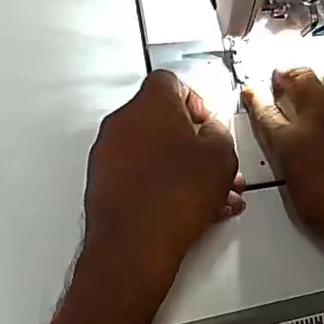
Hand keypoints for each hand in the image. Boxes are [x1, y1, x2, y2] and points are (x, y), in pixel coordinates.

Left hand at [83, 71, 244, 279]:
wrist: (137, 241)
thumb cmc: (171, 197)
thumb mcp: (221, 157)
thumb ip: (220, 133)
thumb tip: (213, 133)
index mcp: (151, 104)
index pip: (171, 81)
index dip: (195, 100)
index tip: (207, 121)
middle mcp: (122, 122)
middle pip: (160, 119)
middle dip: (190, 140)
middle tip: (209, 159)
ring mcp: (107, 152)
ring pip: (150, 150)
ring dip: (178, 166)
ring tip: (205, 193)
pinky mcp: (102, 181)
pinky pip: (136, 174)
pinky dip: (159, 184)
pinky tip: (184, 207)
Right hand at [244, 66, 323, 279]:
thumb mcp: (304, 203)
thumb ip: (292, 167)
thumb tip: (292, 156)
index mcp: (294, 144)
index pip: (264, 110)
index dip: (256, 99)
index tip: (254, 92)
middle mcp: (323, 119)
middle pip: (297, 78)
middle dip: (286, 76)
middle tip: (284, 77)